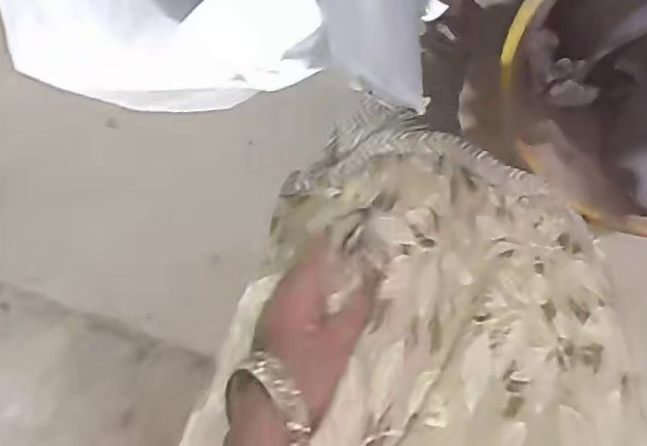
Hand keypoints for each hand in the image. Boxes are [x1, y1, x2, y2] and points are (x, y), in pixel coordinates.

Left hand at [226, 234, 376, 445]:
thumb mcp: (341, 340)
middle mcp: (282, 289)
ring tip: (362, 268)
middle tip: (374, 246)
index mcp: (297, 285)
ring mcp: (275, 308)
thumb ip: (361, 301)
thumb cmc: (305, 377)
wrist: (265, 422)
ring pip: (308, 276)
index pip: (323, 242)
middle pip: (315, 257)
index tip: (373, 224)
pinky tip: (338, 296)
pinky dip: (322, 288)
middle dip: (343, 250)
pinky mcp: (276, 326)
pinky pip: (303, 293)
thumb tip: (380, 266)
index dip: (348, 231)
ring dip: (332, 270)